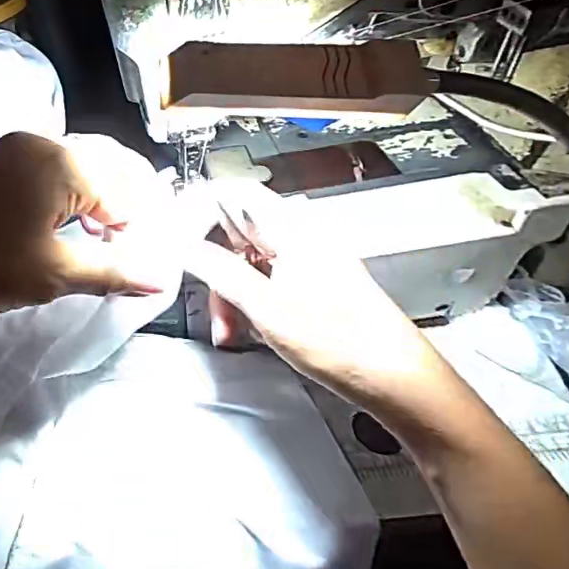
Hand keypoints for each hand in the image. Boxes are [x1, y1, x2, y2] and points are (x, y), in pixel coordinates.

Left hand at [0, 132, 172, 334]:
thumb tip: (158, 279)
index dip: (140, 231)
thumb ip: (110, 272)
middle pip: (109, 167)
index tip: (138, 263)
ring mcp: (13, 147)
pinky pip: (47, 168)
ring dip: (95, 200)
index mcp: (68, 164)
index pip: (129, 194)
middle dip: (125, 207)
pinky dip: (64, 194)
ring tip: (94, 241)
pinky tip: (54, 225)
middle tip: (125, 247)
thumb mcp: (50, 273)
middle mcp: (45, 143)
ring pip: (77, 166)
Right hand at [180, 181, 458, 412]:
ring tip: (234, 329)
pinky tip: (255, 327)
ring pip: (254, 259)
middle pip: (240, 233)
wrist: (391, 373)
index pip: (233, 195)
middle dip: (219, 269)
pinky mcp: (317, 278)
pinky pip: (273, 277)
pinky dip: (256, 299)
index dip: (199, 213)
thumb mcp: (265, 307)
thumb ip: (221, 271)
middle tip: (214, 307)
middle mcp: (304, 233)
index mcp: (292, 226)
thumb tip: (189, 248)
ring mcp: (312, 255)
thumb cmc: (344, 342)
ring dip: (236, 292)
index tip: (178, 237)